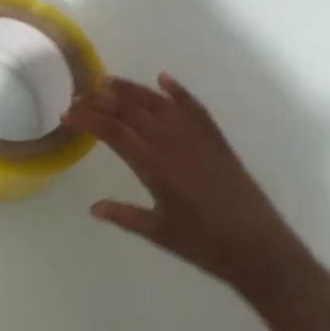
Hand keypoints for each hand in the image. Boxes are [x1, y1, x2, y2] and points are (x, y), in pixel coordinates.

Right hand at [67, 73, 316, 299]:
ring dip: (132, 89)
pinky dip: (178, 92)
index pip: (111, 131)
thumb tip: (93, 207)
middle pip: (130, 110)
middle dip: (101, 100)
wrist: (263, 251)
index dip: (86, 119)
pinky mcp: (218, 142)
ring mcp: (197, 139)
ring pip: (158, 103)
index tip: (66, 115)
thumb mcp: (159, 232)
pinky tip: (163, 79)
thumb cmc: (206, 246)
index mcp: (153, 165)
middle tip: (79, 96)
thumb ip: (124, 215)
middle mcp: (172, 143)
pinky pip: (195, 109)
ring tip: (108, 81)